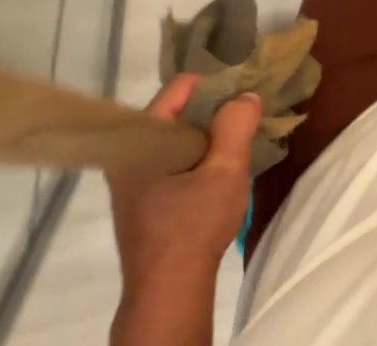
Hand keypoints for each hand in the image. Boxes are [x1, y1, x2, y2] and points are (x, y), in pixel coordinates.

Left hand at [106, 76, 258, 289]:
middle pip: (178, 110)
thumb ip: (236, 124)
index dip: (216, 85)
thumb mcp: (226, 169)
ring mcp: (133, 178)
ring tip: (240, 140)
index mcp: (139, 142)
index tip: (245, 96)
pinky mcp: (143, 196)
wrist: (169, 290)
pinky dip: (200, 153)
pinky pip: (174, 157)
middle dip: (215, 109)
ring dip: (210, 133)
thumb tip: (245, 95)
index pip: (178, 88)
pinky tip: (222, 167)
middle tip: (247, 117)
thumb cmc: (194, 225)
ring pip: (178, 135)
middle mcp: (128, 154)